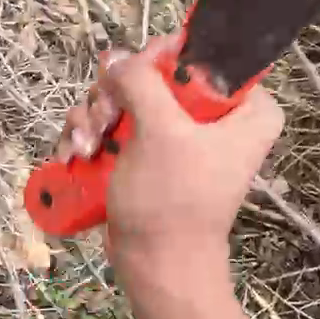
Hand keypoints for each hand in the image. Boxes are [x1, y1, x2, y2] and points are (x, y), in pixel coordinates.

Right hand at [60, 32, 282, 287]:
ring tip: (86, 149)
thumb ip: (140, 82)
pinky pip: (108, 125)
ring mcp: (172, 135)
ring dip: (92, 120)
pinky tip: (76, 156)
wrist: (156, 262)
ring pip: (120, 99)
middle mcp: (211, 117)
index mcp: (243, 108)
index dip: (158, 60)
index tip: (130, 78)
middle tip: (103, 122)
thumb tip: (115, 57)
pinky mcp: (143, 152)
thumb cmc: (172, 199)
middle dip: (112, 98)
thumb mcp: (161, 132)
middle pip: (148, 76)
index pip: (200, 55)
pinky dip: (87, 136)